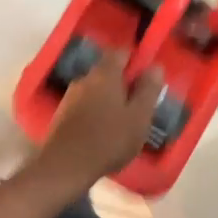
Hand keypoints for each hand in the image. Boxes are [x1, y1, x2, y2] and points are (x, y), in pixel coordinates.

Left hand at [36, 49, 162, 187]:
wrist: (65, 165)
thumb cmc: (109, 139)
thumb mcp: (138, 117)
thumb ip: (148, 90)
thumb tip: (155, 66)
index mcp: (105, 74)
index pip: (121, 52)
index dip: (135, 60)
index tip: (146, 76)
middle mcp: (85, 78)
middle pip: (107, 71)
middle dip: (123, 82)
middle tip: (138, 103)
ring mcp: (70, 95)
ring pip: (95, 89)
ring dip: (108, 98)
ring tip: (122, 120)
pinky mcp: (62, 113)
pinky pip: (84, 104)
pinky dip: (95, 111)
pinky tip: (102, 130)